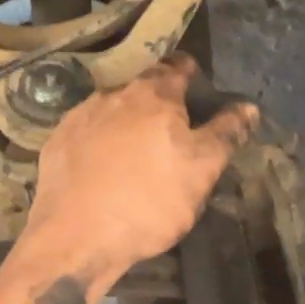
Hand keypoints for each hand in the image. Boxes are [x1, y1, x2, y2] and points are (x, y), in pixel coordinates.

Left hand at [22, 53, 255, 275]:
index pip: (177, 66)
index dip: (190, 72)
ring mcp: (80, 116)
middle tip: (171, 126)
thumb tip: (247, 106)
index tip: (197, 82)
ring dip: (126, 120)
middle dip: (158, 100)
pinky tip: (103, 167)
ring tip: (136, 149)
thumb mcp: (202, 170)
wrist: (75, 237)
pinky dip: (99, 141)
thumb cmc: (149, 200)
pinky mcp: (57, 142)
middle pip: (143, 87)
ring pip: (113, 109)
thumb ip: (225, 133)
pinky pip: (86, 132)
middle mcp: (114, 93)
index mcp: (154, 94)